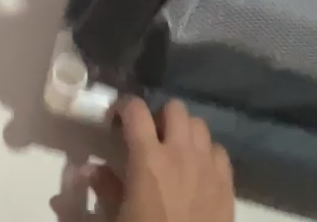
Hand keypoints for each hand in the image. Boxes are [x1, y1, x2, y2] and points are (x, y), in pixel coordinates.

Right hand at [95, 98, 234, 221]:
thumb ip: (104, 189)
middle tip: (151, 137)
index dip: (125, 107)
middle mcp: (180, 152)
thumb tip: (90, 169)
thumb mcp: (116, 220)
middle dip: (160, 117)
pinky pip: (219, 151)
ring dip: (185, 132)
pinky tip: (198, 171)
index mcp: (148, 158)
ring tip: (175, 151)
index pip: (136, 110)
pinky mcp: (227, 184)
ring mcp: (207, 166)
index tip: (117, 119)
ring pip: (200, 125)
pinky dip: (207, 153)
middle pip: (175, 108)